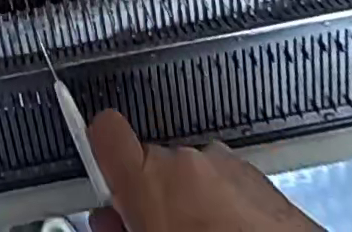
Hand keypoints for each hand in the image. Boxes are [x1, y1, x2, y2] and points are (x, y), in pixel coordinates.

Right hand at [86, 110, 321, 231]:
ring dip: (184, 202)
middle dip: (147, 196)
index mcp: (152, 178)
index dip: (97, 144)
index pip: (106, 129)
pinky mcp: (256, 176)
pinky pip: (220, 181)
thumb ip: (116, 230)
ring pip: (187, 174)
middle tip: (149, 231)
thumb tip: (108, 222)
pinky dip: (216, 205)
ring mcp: (225, 164)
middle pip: (149, 162)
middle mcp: (188, 160)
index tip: (96, 163)